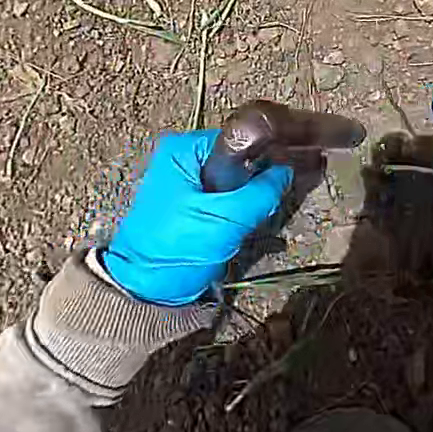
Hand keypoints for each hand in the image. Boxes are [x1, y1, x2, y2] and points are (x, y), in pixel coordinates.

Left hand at [103, 130, 292, 305]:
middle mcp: (180, 157)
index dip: (263, 155)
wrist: (145, 294)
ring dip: (245, 200)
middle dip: (253, 183)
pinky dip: (234, 210)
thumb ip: (262, 192)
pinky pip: (223, 196)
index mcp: (183, 148)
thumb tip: (286, 171)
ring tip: (245, 221)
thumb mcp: (227, 218)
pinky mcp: (187, 203)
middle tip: (260, 205)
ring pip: (232, 180)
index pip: (237, 138)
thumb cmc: (178, 248)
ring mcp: (183, 180)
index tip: (277, 176)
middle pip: (236, 159)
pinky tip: (236, 228)